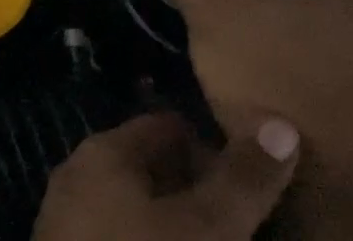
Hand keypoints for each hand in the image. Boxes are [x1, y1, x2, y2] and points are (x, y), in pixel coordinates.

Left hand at [34, 111, 299, 240]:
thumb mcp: (206, 228)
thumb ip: (242, 180)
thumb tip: (280, 124)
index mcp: (104, 152)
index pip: (168, 127)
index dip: (216, 146)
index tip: (259, 174)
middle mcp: (81, 177)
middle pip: (154, 171)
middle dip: (201, 192)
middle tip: (252, 220)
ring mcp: (73, 223)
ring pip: (140, 213)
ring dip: (181, 226)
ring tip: (231, 239)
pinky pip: (123, 237)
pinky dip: (154, 240)